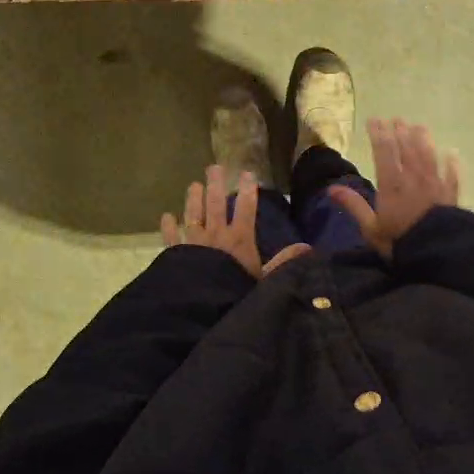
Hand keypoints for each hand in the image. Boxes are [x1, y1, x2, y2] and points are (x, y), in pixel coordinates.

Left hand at [162, 166, 310, 278]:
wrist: (203, 306)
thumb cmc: (236, 291)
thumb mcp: (265, 279)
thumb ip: (283, 261)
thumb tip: (307, 247)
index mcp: (239, 239)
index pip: (245, 208)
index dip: (247, 190)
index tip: (248, 173)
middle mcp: (216, 235)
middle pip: (215, 205)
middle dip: (215, 184)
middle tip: (214, 167)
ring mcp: (194, 243)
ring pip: (193, 215)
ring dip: (193, 199)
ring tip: (194, 185)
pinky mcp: (177, 254)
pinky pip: (171, 238)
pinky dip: (168, 227)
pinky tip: (166, 216)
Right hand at [327, 119, 460, 259]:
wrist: (437, 251)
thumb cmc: (399, 241)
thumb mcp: (370, 228)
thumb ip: (353, 205)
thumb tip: (331, 188)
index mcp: (391, 183)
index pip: (384, 151)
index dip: (378, 134)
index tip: (374, 120)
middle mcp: (413, 177)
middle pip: (407, 148)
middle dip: (400, 132)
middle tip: (397, 119)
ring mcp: (435, 184)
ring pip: (428, 155)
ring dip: (423, 139)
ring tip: (419, 127)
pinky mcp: (451, 194)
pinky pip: (452, 174)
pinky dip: (451, 163)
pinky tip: (452, 154)